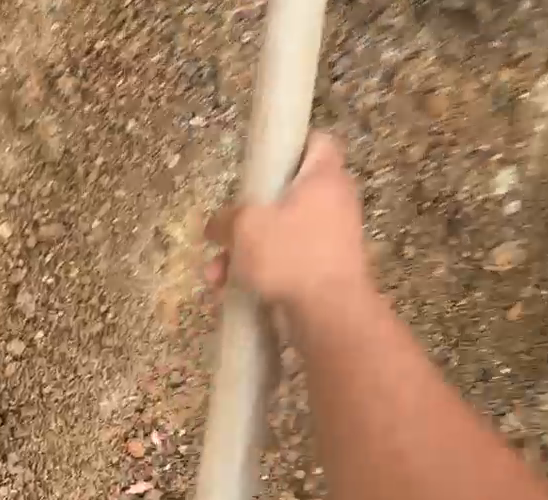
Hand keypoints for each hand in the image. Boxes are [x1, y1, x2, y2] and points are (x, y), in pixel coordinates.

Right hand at [204, 132, 372, 315]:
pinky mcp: (322, 268)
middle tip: (221, 235)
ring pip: (277, 235)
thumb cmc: (290, 254)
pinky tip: (230, 291)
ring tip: (216, 275)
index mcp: (322, 177)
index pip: (316, 142)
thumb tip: (215, 224)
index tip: (261, 165)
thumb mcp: (244, 228)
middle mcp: (332, 201)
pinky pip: (283, 261)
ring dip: (242, 253)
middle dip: (245, 219)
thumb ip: (225, 219)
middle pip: (284, 197)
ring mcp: (330, 237)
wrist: (327, 308)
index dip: (288, 147)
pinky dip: (258, 272)